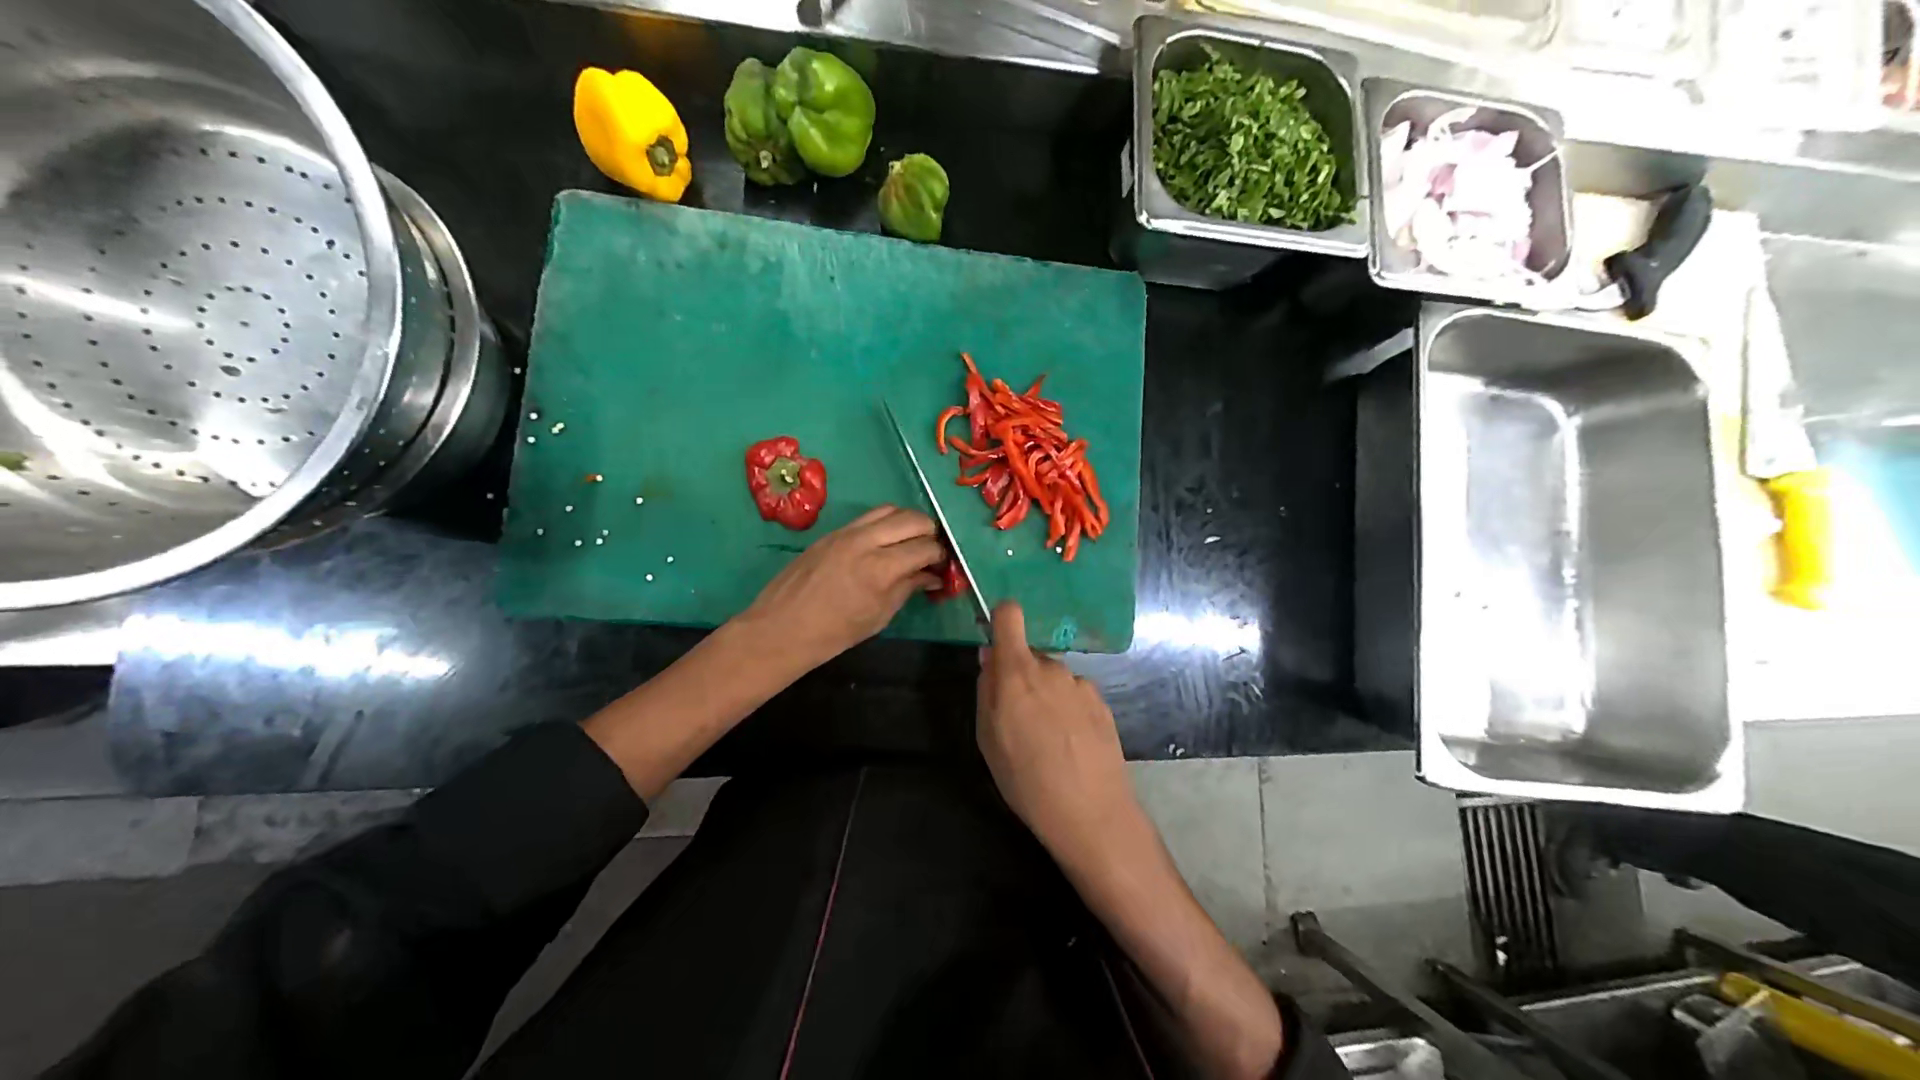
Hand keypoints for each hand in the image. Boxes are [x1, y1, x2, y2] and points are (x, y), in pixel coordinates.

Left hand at [737, 505, 945, 670]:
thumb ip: (908, 588)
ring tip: (910, 542)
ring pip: (890, 510)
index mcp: (881, 568)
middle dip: (929, 533)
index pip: (926, 547)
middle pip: (913, 519)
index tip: (943, 566)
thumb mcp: (879, 616)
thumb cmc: (834, 633)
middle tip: (931, 552)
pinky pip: (867, 517)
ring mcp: (847, 532)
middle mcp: (866, 541)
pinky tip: (885, 543)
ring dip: (907, 522)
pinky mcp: (833, 532)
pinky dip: (884, 524)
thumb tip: (932, 576)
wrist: (782, 628)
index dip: (941, 556)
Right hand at [977, 601, 1138, 860]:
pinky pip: (1075, 696)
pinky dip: (1069, 712)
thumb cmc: (1025, 779)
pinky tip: (1072, 747)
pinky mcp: (1103, 703)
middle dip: (1021, 678)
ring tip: (1048, 742)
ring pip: (1054, 679)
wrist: (1091, 812)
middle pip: (1030, 657)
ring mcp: (1081, 684)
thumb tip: (990, 658)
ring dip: (1047, 697)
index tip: (996, 645)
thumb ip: (987, 689)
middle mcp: (1052, 668)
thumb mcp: (987, 737)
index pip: (1009, 615)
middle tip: (1018, 720)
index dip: (1000, 621)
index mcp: (1017, 671)